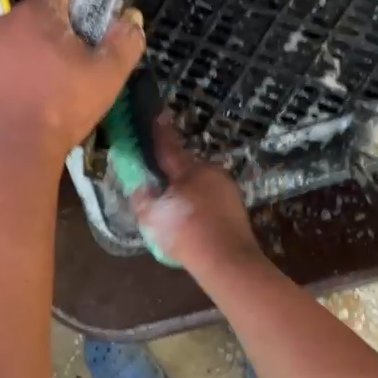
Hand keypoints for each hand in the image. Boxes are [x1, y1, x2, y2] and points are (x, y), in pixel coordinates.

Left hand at [0, 0, 144, 172]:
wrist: (10, 154)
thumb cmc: (61, 109)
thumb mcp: (107, 76)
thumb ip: (124, 41)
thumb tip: (131, 19)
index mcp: (36, 12)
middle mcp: (2, 22)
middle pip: (39, 10)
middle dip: (61, 19)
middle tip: (83, 41)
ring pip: (17, 37)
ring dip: (36, 46)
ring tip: (56, 73)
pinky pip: (1, 62)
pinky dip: (17, 68)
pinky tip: (30, 91)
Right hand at [134, 117, 261, 270]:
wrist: (228, 262)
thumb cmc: (187, 234)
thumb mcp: (152, 217)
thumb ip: (141, 198)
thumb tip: (141, 188)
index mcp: (190, 169)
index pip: (168, 146)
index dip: (158, 132)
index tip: (155, 115)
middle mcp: (211, 172)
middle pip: (184, 167)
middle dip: (171, 173)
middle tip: (156, 186)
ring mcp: (227, 189)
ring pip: (198, 183)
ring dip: (185, 191)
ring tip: (172, 210)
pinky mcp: (236, 207)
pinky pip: (210, 199)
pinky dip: (198, 204)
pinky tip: (190, 221)